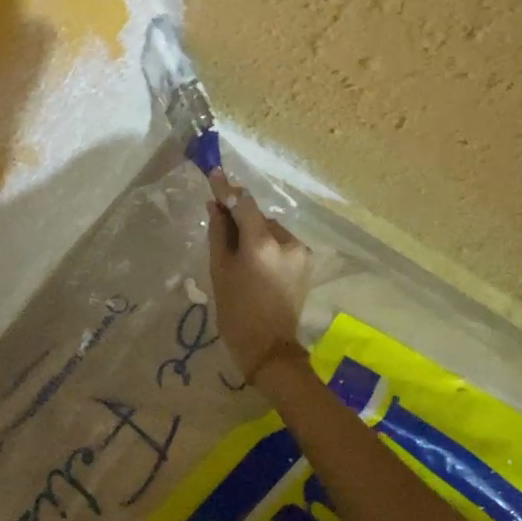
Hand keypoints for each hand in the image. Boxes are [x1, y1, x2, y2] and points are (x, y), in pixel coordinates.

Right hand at [207, 170, 312, 382]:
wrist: (269, 348)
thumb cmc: (236, 312)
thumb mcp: (219, 271)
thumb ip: (219, 234)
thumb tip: (216, 206)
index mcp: (261, 244)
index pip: (243, 203)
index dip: (227, 188)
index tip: (215, 172)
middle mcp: (286, 242)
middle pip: (258, 217)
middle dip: (240, 219)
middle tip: (221, 228)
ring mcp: (300, 252)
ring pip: (270, 230)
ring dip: (255, 234)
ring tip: (241, 257)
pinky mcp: (306, 262)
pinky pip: (281, 243)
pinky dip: (267, 246)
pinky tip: (257, 265)